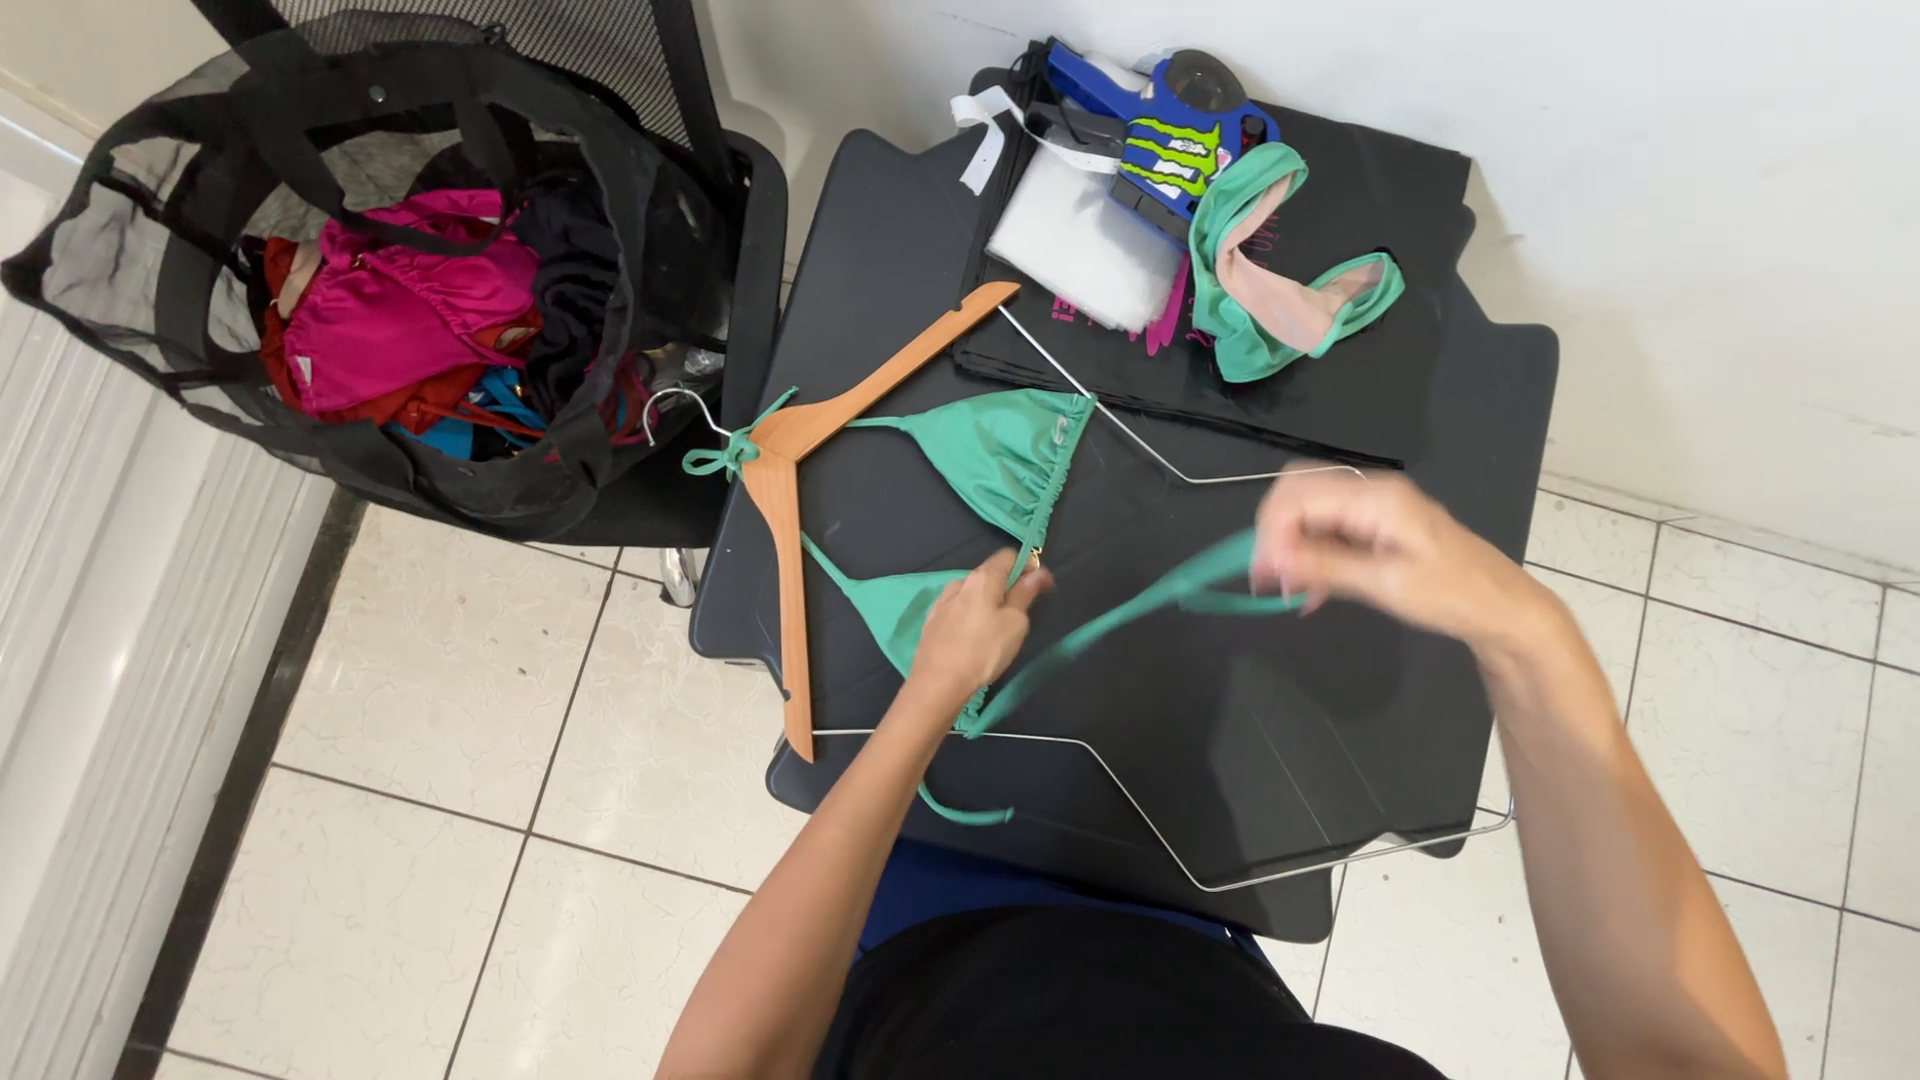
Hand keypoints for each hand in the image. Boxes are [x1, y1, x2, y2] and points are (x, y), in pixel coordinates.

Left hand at [905, 549, 1052, 709]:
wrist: (937, 683)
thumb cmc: (983, 651)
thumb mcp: (1015, 623)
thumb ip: (1025, 594)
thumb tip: (1038, 573)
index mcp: (982, 577)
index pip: (1009, 555)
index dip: (1029, 566)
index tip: (1042, 587)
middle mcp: (959, 582)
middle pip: (990, 574)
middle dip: (1009, 586)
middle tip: (1023, 612)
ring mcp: (942, 602)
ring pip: (973, 593)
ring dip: (989, 601)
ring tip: (998, 628)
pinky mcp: (932, 621)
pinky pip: (958, 609)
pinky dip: (972, 614)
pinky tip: (974, 636)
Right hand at [1252, 465, 1562, 655]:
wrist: (1503, 608)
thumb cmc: (1453, 595)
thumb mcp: (1386, 584)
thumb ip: (1325, 566)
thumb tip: (1271, 561)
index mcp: (1375, 498)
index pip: (1298, 495)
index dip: (1271, 532)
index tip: (1266, 575)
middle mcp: (1368, 491)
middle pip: (1296, 490)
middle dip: (1273, 532)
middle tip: (1270, 578)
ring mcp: (1370, 505)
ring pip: (1305, 509)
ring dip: (1288, 546)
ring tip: (1289, 589)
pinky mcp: (1371, 523)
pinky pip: (1323, 527)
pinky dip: (1307, 554)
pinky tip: (1310, 589)